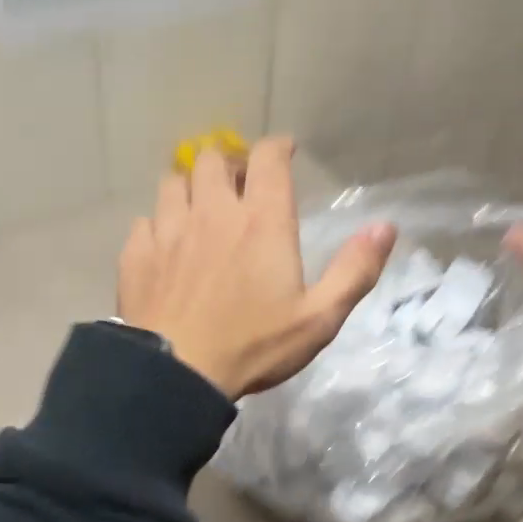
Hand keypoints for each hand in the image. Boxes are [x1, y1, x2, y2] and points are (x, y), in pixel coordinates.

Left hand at [117, 136, 396, 398]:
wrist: (176, 374)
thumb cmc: (252, 347)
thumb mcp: (318, 318)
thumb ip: (354, 270)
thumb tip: (385, 227)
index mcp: (262, 221)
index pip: (268, 158)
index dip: (277, 147)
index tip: (284, 153)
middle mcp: (212, 212)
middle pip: (213, 159)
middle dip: (228, 163)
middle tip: (237, 184)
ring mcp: (168, 230)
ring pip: (173, 182)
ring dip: (189, 187)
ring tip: (197, 208)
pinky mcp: (137, 254)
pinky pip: (144, 221)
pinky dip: (156, 225)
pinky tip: (164, 246)